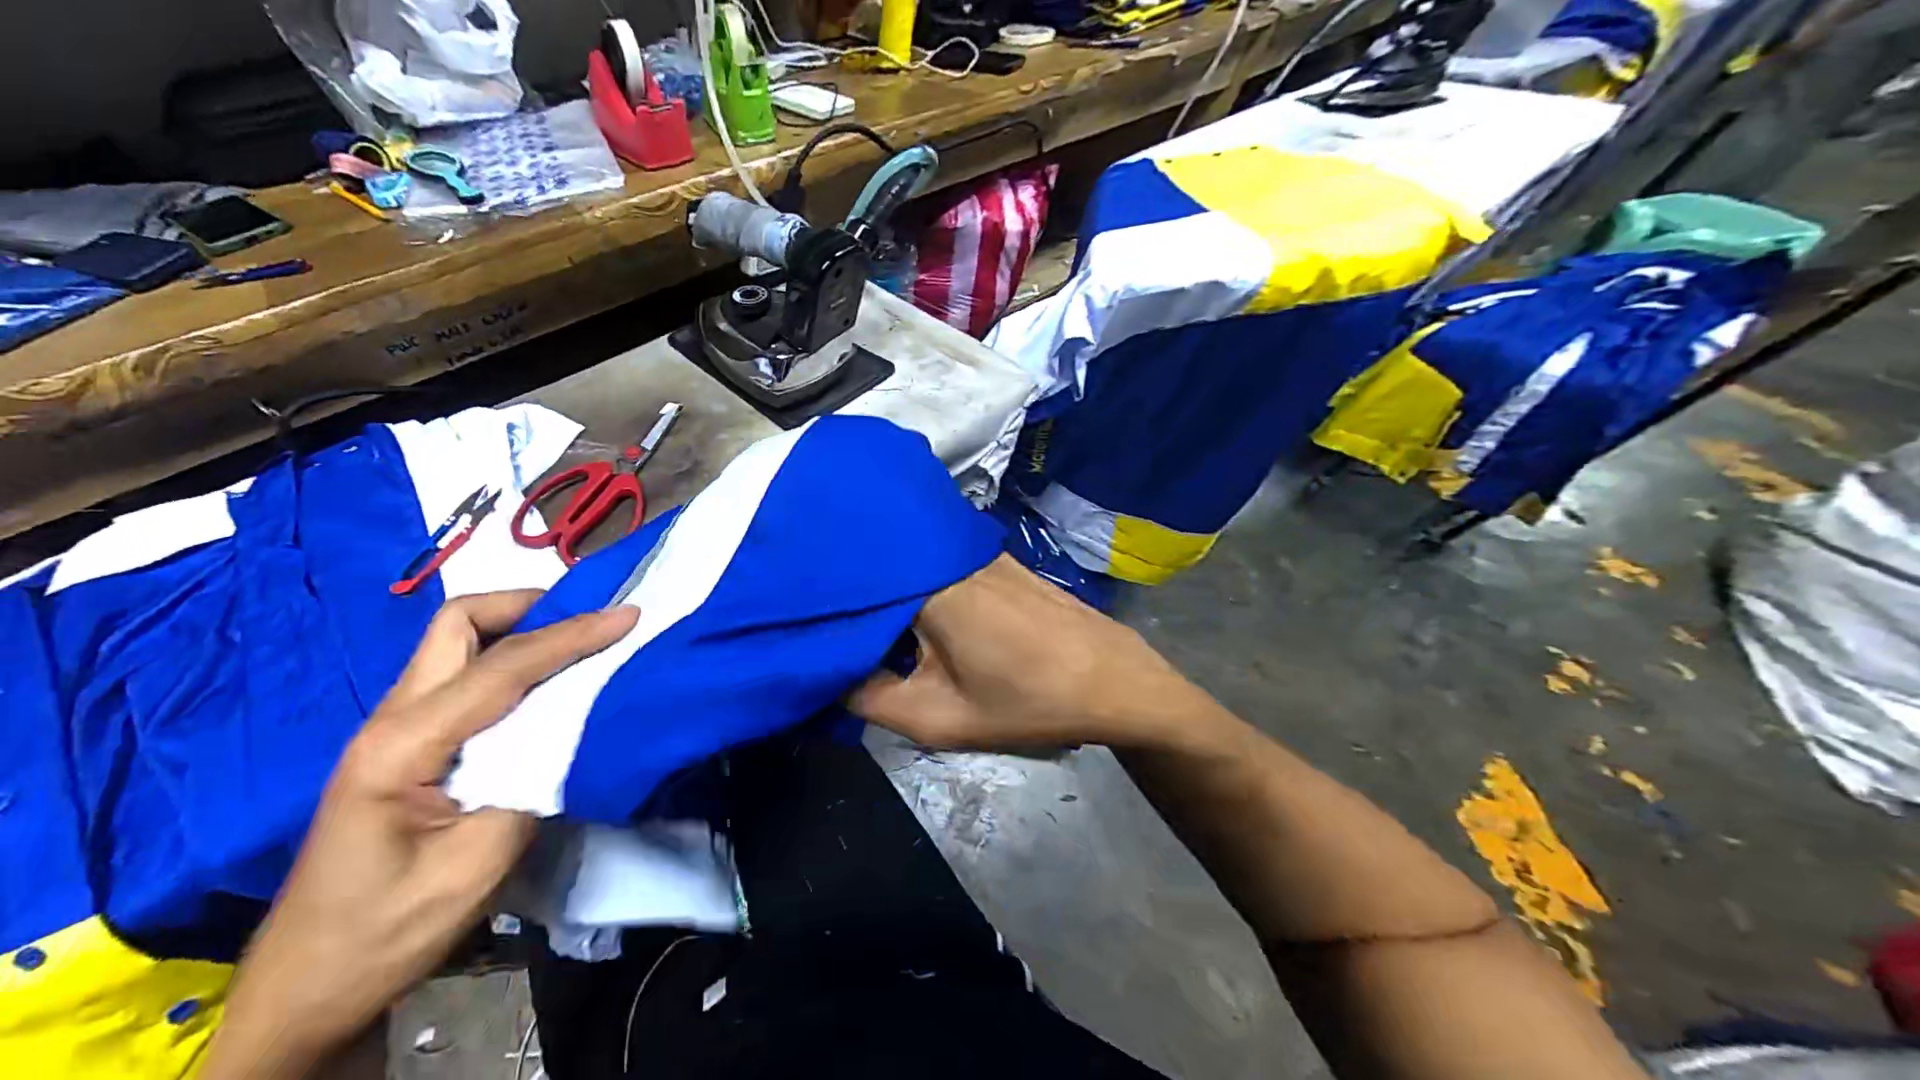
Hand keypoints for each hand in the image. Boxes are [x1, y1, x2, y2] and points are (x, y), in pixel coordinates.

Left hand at [202, 592, 638, 1079]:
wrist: (311, 987)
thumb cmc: (390, 929)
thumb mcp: (477, 863)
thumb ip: (534, 782)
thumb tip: (583, 726)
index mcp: (403, 744)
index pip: (502, 665)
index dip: (572, 635)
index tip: (628, 616)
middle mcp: (391, 720)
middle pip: (458, 625)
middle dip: (529, 605)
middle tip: (592, 620)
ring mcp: (394, 731)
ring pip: (456, 645)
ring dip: (519, 630)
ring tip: (578, 644)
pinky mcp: (407, 748)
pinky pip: (462, 679)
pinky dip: (510, 663)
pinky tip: (545, 687)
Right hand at [849, 555, 1217, 751]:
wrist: (1117, 683)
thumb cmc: (1030, 702)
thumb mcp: (940, 719)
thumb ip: (870, 699)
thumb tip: (827, 677)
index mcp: (928, 585)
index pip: (854, 578)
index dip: (821, 599)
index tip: (796, 619)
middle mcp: (949, 554)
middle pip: (881, 565)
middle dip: (850, 593)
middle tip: (815, 619)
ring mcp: (978, 552)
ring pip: (911, 563)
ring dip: (886, 587)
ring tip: (855, 615)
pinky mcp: (999, 558)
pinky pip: (941, 563)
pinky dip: (918, 582)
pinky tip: (909, 608)